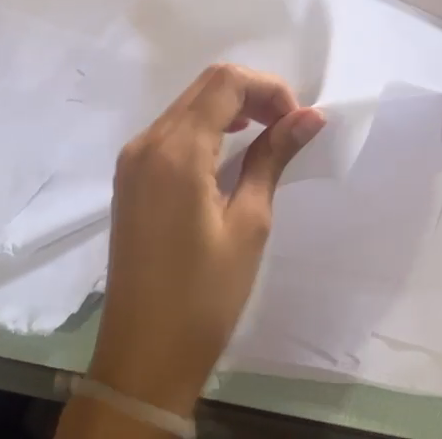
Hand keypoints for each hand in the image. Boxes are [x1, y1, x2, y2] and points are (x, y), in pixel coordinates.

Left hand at [58, 65, 324, 437]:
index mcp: (176, 151)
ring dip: (232, 109)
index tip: (297, 122)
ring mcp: (133, 161)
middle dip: (253, 94)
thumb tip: (310, 116)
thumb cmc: (205, 295)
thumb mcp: (249, 222)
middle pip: (206, 86)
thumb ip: (273, 157)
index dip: (269, 89)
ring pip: (189, 104)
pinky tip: (232, 153)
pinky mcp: (131, 179)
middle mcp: (147, 143)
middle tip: (288, 127)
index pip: (226, 83)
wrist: (144, 358)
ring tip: (268, 138)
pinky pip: (173, 130)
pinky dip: (208, 127)